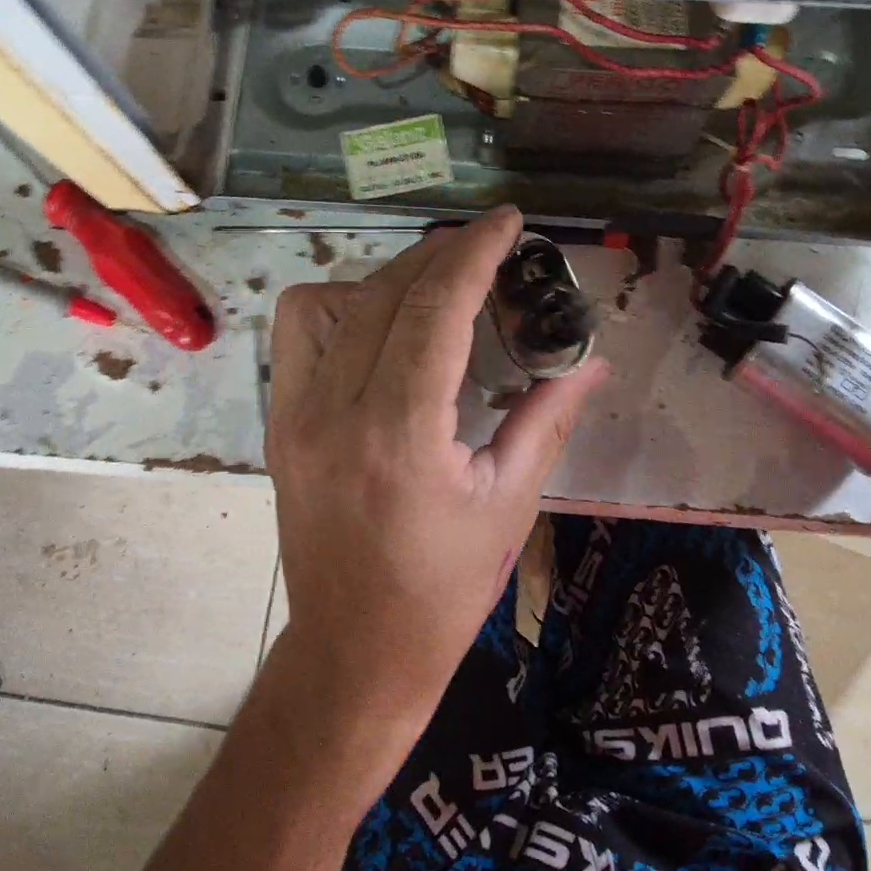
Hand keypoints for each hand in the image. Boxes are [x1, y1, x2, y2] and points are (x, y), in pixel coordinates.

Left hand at [266, 206, 608, 723]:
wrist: (357, 649)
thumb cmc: (445, 590)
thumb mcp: (510, 503)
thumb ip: (549, 417)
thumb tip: (593, 357)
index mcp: (401, 436)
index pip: (435, 310)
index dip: (475, 253)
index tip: (508, 221)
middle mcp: (335, 412)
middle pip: (386, 294)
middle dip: (441, 255)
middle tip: (487, 249)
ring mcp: (294, 416)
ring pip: (329, 300)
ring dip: (388, 278)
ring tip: (436, 289)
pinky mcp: (278, 425)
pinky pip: (298, 334)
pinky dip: (341, 308)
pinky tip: (382, 327)